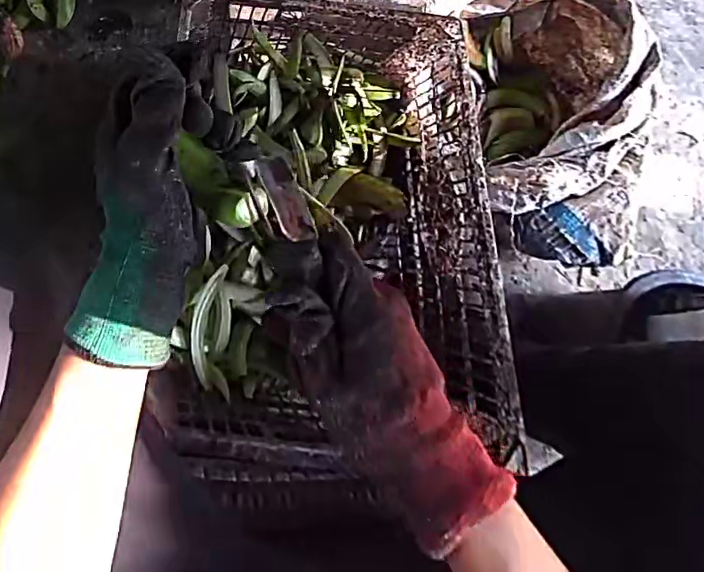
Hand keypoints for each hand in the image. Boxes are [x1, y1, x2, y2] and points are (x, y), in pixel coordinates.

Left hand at [64, 50, 200, 368]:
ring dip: (211, 111)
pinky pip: (209, 131)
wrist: (156, 265)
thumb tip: (171, 76)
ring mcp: (168, 144)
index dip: (168, 66)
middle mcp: (142, 127)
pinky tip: (227, 144)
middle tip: (204, 114)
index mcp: (121, 123)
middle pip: (171, 85)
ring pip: (194, 106)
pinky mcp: (191, 161)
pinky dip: (222, 130)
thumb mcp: (142, 165)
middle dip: (194, 88)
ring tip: (217, 135)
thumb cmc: (142, 216)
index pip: (141, 73)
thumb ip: (153, 119)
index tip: (196, 69)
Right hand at [266, 228, 515, 557]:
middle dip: (308, 288)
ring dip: (324, 308)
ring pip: (346, 291)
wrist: (426, 451)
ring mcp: (395, 310)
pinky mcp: (398, 325)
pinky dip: (340, 320)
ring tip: (308, 345)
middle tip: (286, 321)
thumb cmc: (372, 421)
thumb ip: (302, 337)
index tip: (277, 268)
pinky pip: (359, 308)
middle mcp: (385, 296)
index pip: (334, 250)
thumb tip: (279, 305)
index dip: (303, 253)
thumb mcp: (324, 385)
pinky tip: (330, 353)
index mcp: (367, 304)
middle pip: (337, 270)